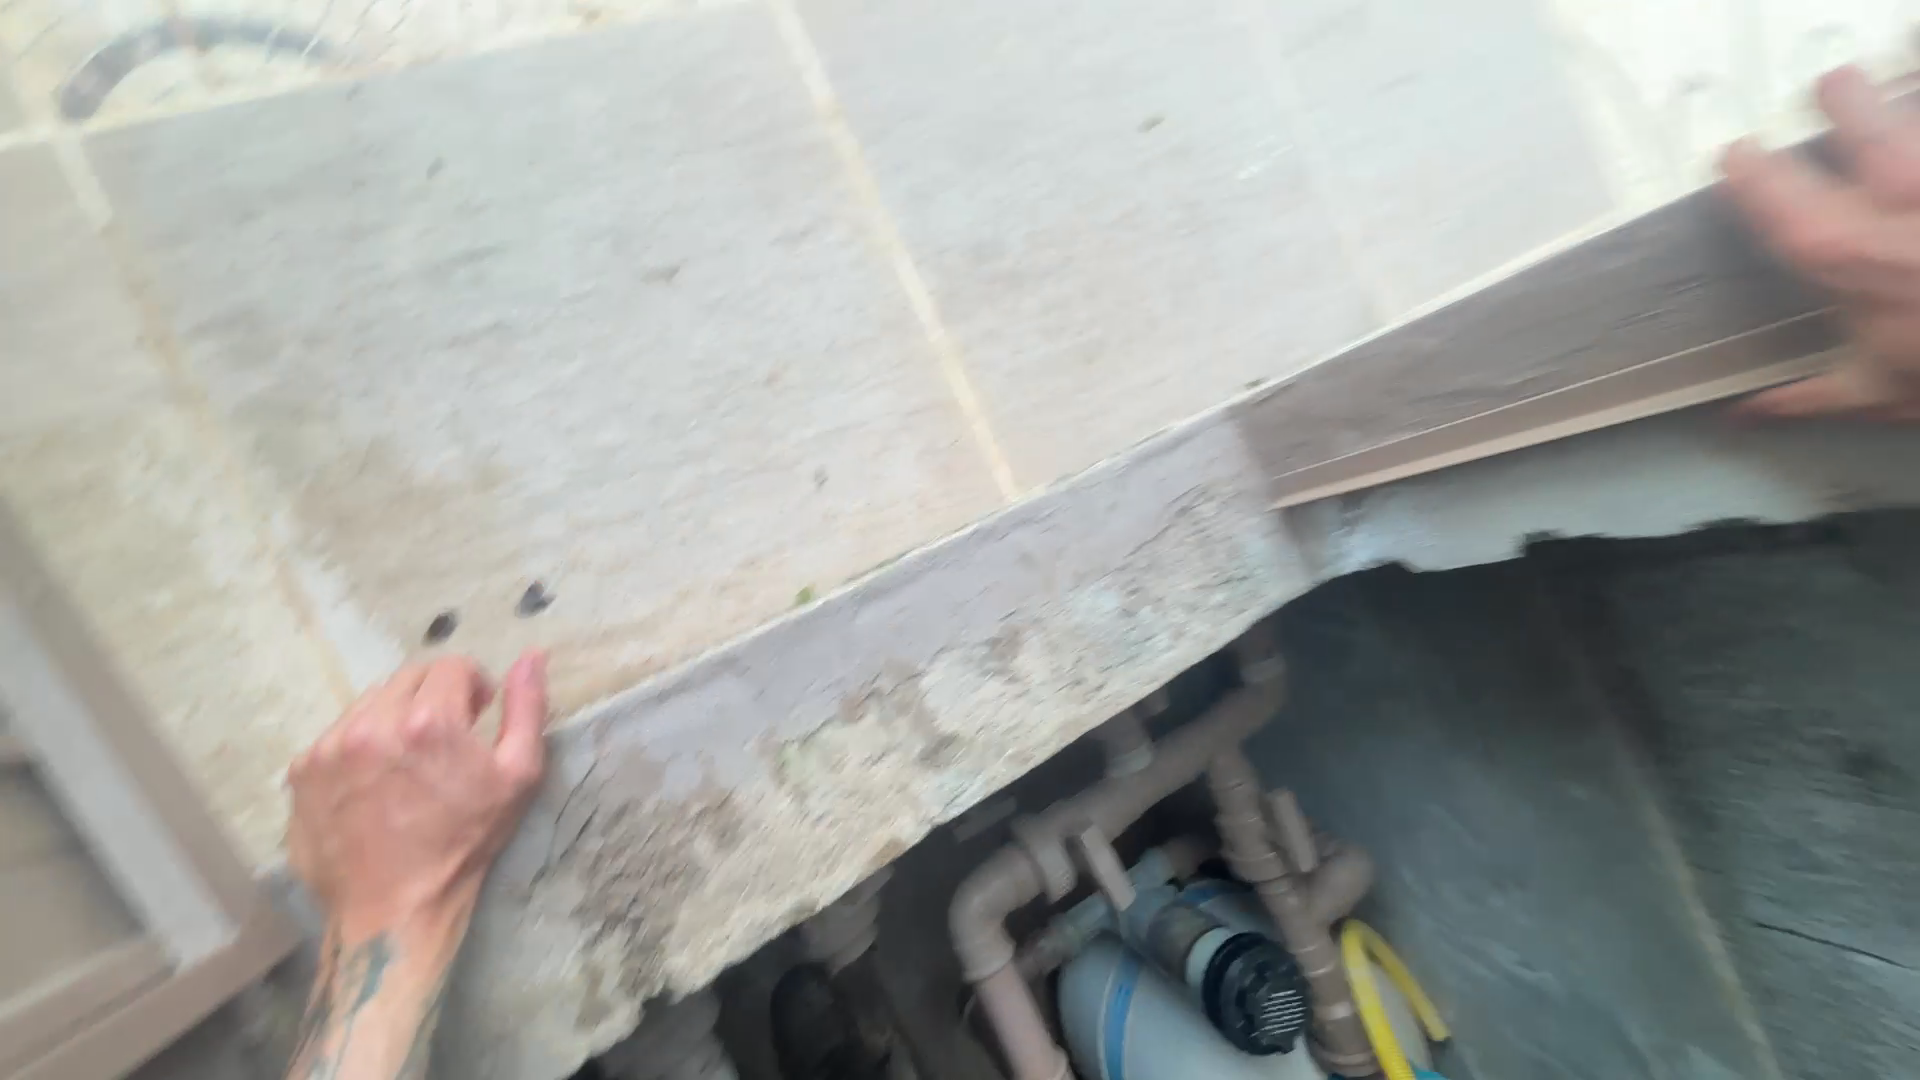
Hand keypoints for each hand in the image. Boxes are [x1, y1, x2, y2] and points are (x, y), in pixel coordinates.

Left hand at [288, 650, 548, 938]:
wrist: (394, 907)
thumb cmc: (467, 838)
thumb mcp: (519, 772)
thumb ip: (527, 706)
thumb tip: (532, 655)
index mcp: (428, 721)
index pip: (452, 666)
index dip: (476, 684)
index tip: (480, 715)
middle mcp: (371, 725)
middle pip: (410, 677)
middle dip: (436, 694)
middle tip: (449, 734)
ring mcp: (328, 748)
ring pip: (371, 701)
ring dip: (398, 714)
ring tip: (411, 757)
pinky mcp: (301, 773)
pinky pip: (339, 733)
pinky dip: (363, 741)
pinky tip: (379, 778)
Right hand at [1720, 65, 1919, 419]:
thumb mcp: (1880, 393)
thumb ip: (1810, 396)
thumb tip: (1738, 415)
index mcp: (1849, 260)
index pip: (1786, 206)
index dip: (1757, 177)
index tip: (1735, 152)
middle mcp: (1904, 210)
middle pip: (1875, 143)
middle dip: (1849, 109)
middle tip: (1828, 80)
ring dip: (1903, 106)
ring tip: (1900, 69)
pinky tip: (1919, 127)